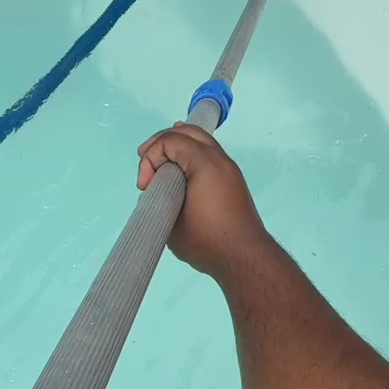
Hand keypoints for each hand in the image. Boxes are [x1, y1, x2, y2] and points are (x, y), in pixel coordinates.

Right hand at [136, 123, 270, 278]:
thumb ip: (160, 199)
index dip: (150, 158)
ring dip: (178, 146)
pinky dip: (191, 155)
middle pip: (187, 132)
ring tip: (161, 159)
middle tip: (144, 157)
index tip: (145, 187)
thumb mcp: (171, 223)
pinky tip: (181, 170)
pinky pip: (209, 155)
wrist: (243, 257)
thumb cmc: (206, 241)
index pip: (170, 141)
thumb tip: (158, 193)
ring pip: (201, 141)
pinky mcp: (232, 180)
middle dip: (162, 142)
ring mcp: (229, 168)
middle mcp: (219, 159)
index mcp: (204, 163)